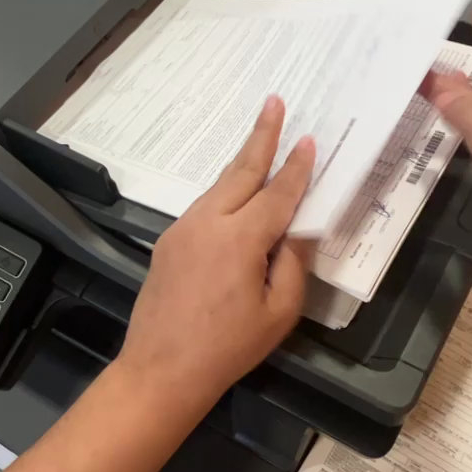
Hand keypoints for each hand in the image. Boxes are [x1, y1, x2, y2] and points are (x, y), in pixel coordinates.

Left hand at [116, 96, 315, 412]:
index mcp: (239, 238)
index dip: (297, 168)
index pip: (277, 194)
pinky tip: (234, 198)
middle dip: (260, 136)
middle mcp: (207, 223)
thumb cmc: (227, 348)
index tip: (310, 140)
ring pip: (218, 188)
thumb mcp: (278, 312)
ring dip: (241, 165)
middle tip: (274, 102)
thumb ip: (291, 263)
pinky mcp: (167, 243)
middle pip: (240, 172)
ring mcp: (181, 230)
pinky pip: (203, 209)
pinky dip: (224, 195)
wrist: (161, 369)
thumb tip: (296, 229)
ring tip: (260, 142)